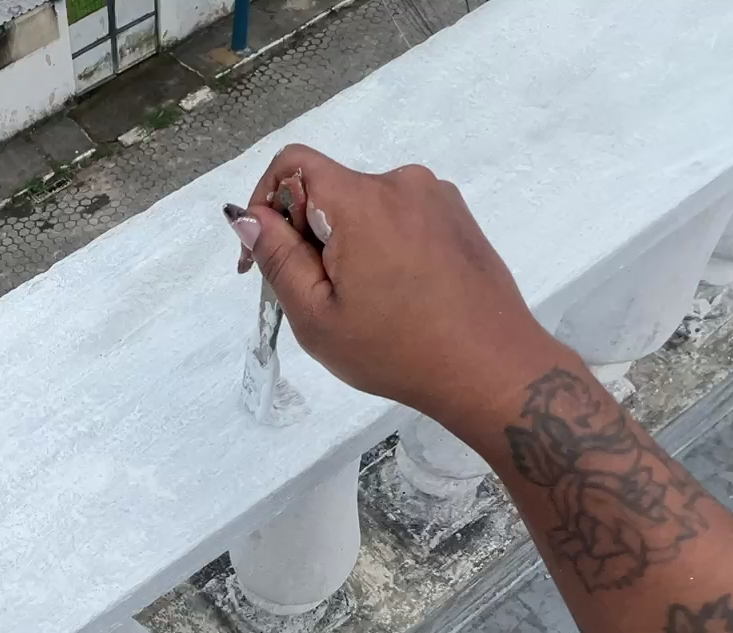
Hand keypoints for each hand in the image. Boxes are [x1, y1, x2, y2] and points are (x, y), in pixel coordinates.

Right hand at [225, 144, 566, 429]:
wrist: (488, 366)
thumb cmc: (393, 350)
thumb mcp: (316, 315)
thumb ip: (277, 258)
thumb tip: (245, 215)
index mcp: (361, 201)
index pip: (292, 165)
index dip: (264, 205)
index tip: (262, 260)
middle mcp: (400, 182)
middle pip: (327, 189)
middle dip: (304, 236)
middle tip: (313, 299)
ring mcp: (434, 196)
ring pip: (361, 208)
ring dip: (342, 245)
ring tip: (356, 304)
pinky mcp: (455, 216)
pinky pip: (395, 218)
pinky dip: (375, 246)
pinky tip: (390, 295)